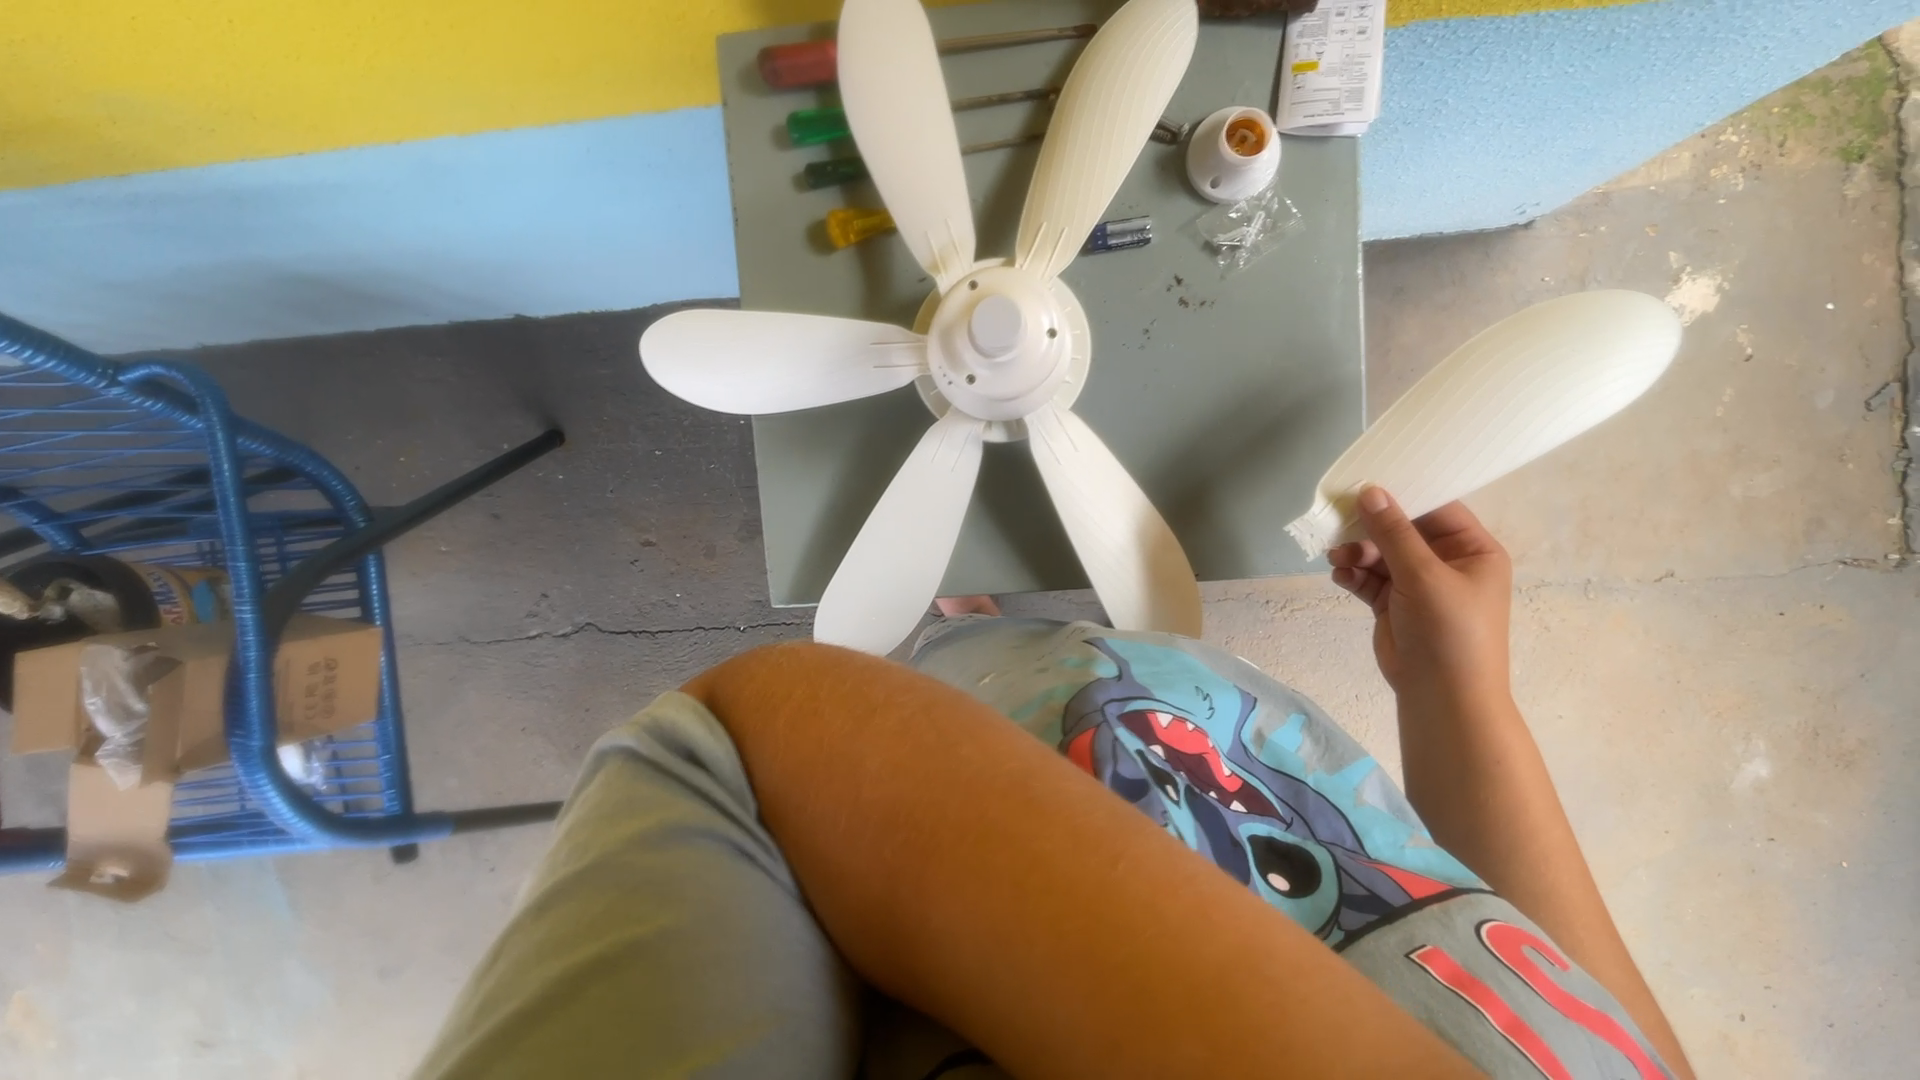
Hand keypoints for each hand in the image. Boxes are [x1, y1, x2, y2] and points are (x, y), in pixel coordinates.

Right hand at [1327, 487, 1512, 704]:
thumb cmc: (1449, 630)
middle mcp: (1446, 563)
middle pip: (1402, 530)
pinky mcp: (1393, 605)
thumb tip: (1369, 491)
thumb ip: (1393, 532)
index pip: (1437, 509)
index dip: (1404, 496)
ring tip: (1338, 559)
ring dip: (1357, 553)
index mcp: (1472, 550)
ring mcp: (1418, 585)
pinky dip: (1353, 575)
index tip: (1366, 484)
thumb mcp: (1423, 575)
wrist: (1442, 695)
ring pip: (1381, 555)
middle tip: (1340, 525)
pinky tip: (1340, 576)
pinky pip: (1369, 579)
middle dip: (1371, 529)